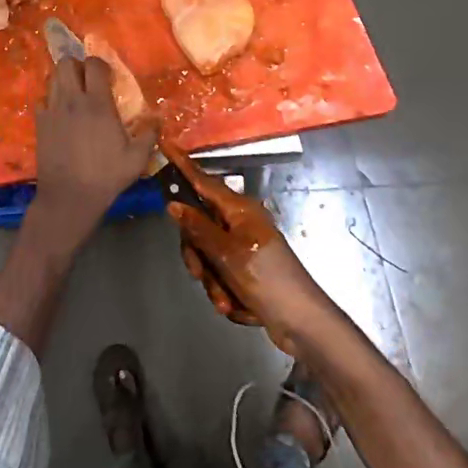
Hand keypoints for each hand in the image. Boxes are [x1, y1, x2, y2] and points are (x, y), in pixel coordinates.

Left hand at [33, 57, 157, 239]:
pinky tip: (59, 112)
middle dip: (77, 66)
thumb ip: (149, 135)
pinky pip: (42, 99)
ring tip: (74, 93)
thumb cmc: (105, 176)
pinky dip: (50, 99)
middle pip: (66, 63)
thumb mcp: (137, 159)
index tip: (109, 79)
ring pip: (52, 77)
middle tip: (87, 81)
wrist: (69, 197)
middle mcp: (72, 100)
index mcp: (97, 103)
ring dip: (63, 79)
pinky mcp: (39, 123)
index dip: (101, 66)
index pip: (94, 65)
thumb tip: (158, 119)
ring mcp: (52, 110)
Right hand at [162, 138, 331, 355]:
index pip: (203, 181)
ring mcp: (242, 246)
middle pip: (199, 226)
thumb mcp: (228, 254)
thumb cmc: (268, 279)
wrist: (302, 324)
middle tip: (200, 274)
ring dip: (213, 280)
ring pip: (207, 254)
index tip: (165, 144)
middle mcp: (239, 222)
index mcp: (239, 209)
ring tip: (226, 301)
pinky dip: (224, 291)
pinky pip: (219, 274)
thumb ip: (198, 229)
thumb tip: (173, 204)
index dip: (183, 165)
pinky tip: (237, 306)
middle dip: (198, 255)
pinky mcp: (245, 270)